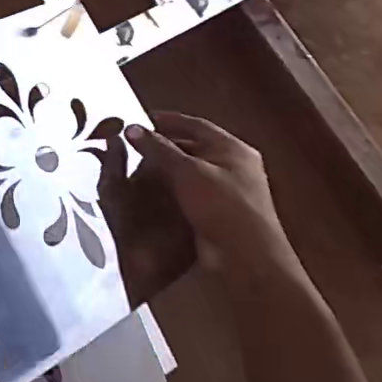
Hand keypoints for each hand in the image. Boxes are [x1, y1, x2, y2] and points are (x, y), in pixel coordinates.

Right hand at [126, 112, 294, 274]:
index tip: (140, 120)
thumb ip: (160, 149)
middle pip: (194, 148)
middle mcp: (234, 167)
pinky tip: (150, 198)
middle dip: (163, 147)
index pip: (196, 125)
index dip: (168, 120)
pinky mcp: (221, 216)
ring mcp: (229, 193)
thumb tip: (132, 128)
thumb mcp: (188, 173)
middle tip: (133, 148)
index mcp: (233, 149)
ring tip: (136, 172)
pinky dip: (171, 192)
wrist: (249, 262)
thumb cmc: (222, 207)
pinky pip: (191, 195)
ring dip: (166, 172)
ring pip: (191, 174)